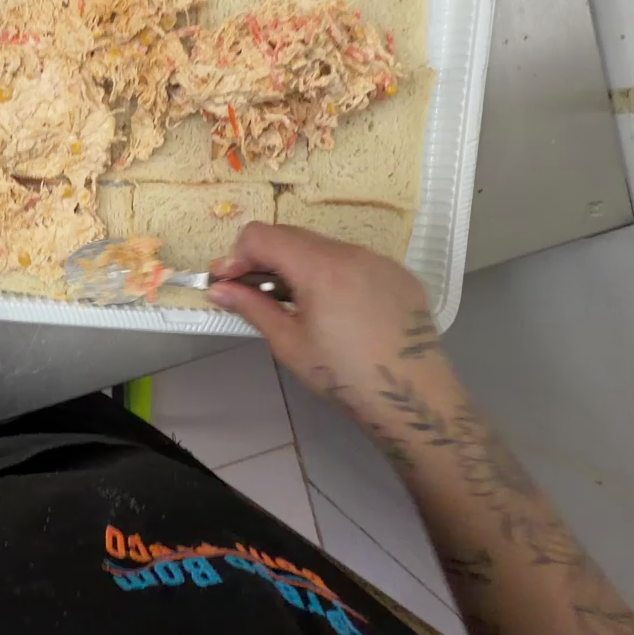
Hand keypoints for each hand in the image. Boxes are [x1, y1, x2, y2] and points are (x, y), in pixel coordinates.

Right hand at [207, 222, 448, 403]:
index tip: (227, 282)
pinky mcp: (398, 274)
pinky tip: (332, 308)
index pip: (262, 235)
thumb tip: (217, 289)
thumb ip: (251, 307)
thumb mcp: (289, 343)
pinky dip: (329, 272)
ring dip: (295, 264)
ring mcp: (379, 260)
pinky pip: (351, 259)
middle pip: (291, 235)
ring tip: (293, 303)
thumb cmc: (343, 375)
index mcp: (321, 268)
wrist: (416, 399)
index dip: (236, 255)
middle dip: (262, 258)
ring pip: (321, 246)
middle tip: (251, 292)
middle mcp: (351, 252)